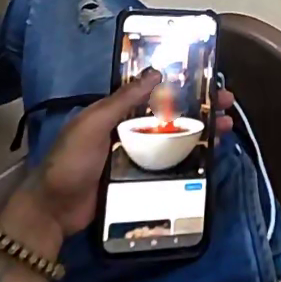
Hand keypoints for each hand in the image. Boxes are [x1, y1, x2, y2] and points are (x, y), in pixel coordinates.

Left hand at [4, 71, 237, 242]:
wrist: (53, 210)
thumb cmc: (71, 160)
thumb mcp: (93, 123)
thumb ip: (122, 99)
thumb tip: (155, 72)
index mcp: (115, 110)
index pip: (153, 91)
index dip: (180, 84)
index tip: (206, 80)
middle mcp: (128, 128)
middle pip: (169, 113)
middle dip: (198, 107)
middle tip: (227, 104)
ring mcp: (136, 155)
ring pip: (174, 138)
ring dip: (199, 132)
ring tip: (226, 128)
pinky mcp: (140, 180)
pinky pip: (168, 165)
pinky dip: (189, 159)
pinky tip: (209, 157)